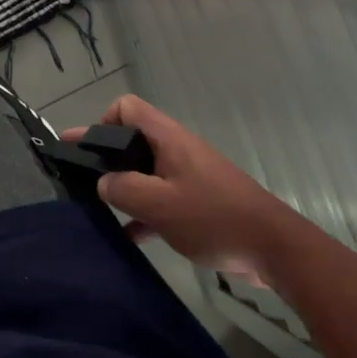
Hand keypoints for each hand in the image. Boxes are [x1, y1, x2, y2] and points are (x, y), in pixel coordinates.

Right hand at [62, 94, 294, 277]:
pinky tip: (129, 237)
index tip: (89, 153)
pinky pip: (160, 199)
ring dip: (123, 189)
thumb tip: (103, 183)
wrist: (274, 248)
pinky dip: (143, 213)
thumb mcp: (160, 204)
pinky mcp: (198, 202)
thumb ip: (124, 189)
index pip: (126, 108)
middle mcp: (176, 150)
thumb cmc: (214, 217)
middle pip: (132, 141)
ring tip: (99, 212)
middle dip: (106, 159)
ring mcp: (188, 176)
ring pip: (144, 172)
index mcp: (167, 139)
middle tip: (82, 183)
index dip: (103, 123)